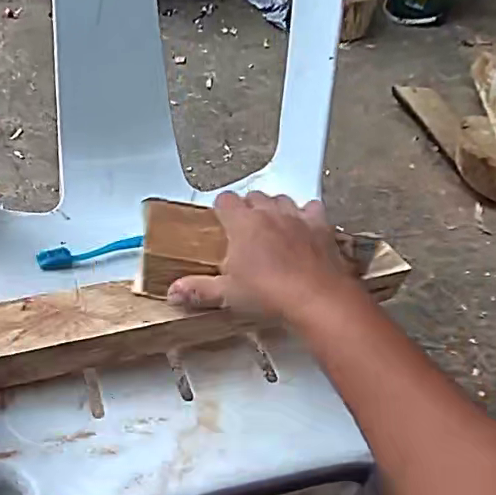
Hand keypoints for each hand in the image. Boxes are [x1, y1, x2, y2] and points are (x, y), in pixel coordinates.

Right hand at [166, 191, 358, 323]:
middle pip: (254, 196)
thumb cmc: (271, 293)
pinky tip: (305, 229)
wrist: (315, 297)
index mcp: (242, 223)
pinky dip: (308, 216)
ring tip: (274, 229)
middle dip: (249, 209)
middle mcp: (270, 212)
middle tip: (247, 232)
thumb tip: (175, 292)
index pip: (224, 200)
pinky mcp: (321, 226)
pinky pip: (312, 209)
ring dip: (277, 210)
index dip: (222, 210)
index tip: (222, 222)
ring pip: (283, 199)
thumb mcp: (229, 294)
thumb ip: (200, 290)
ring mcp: (297, 216)